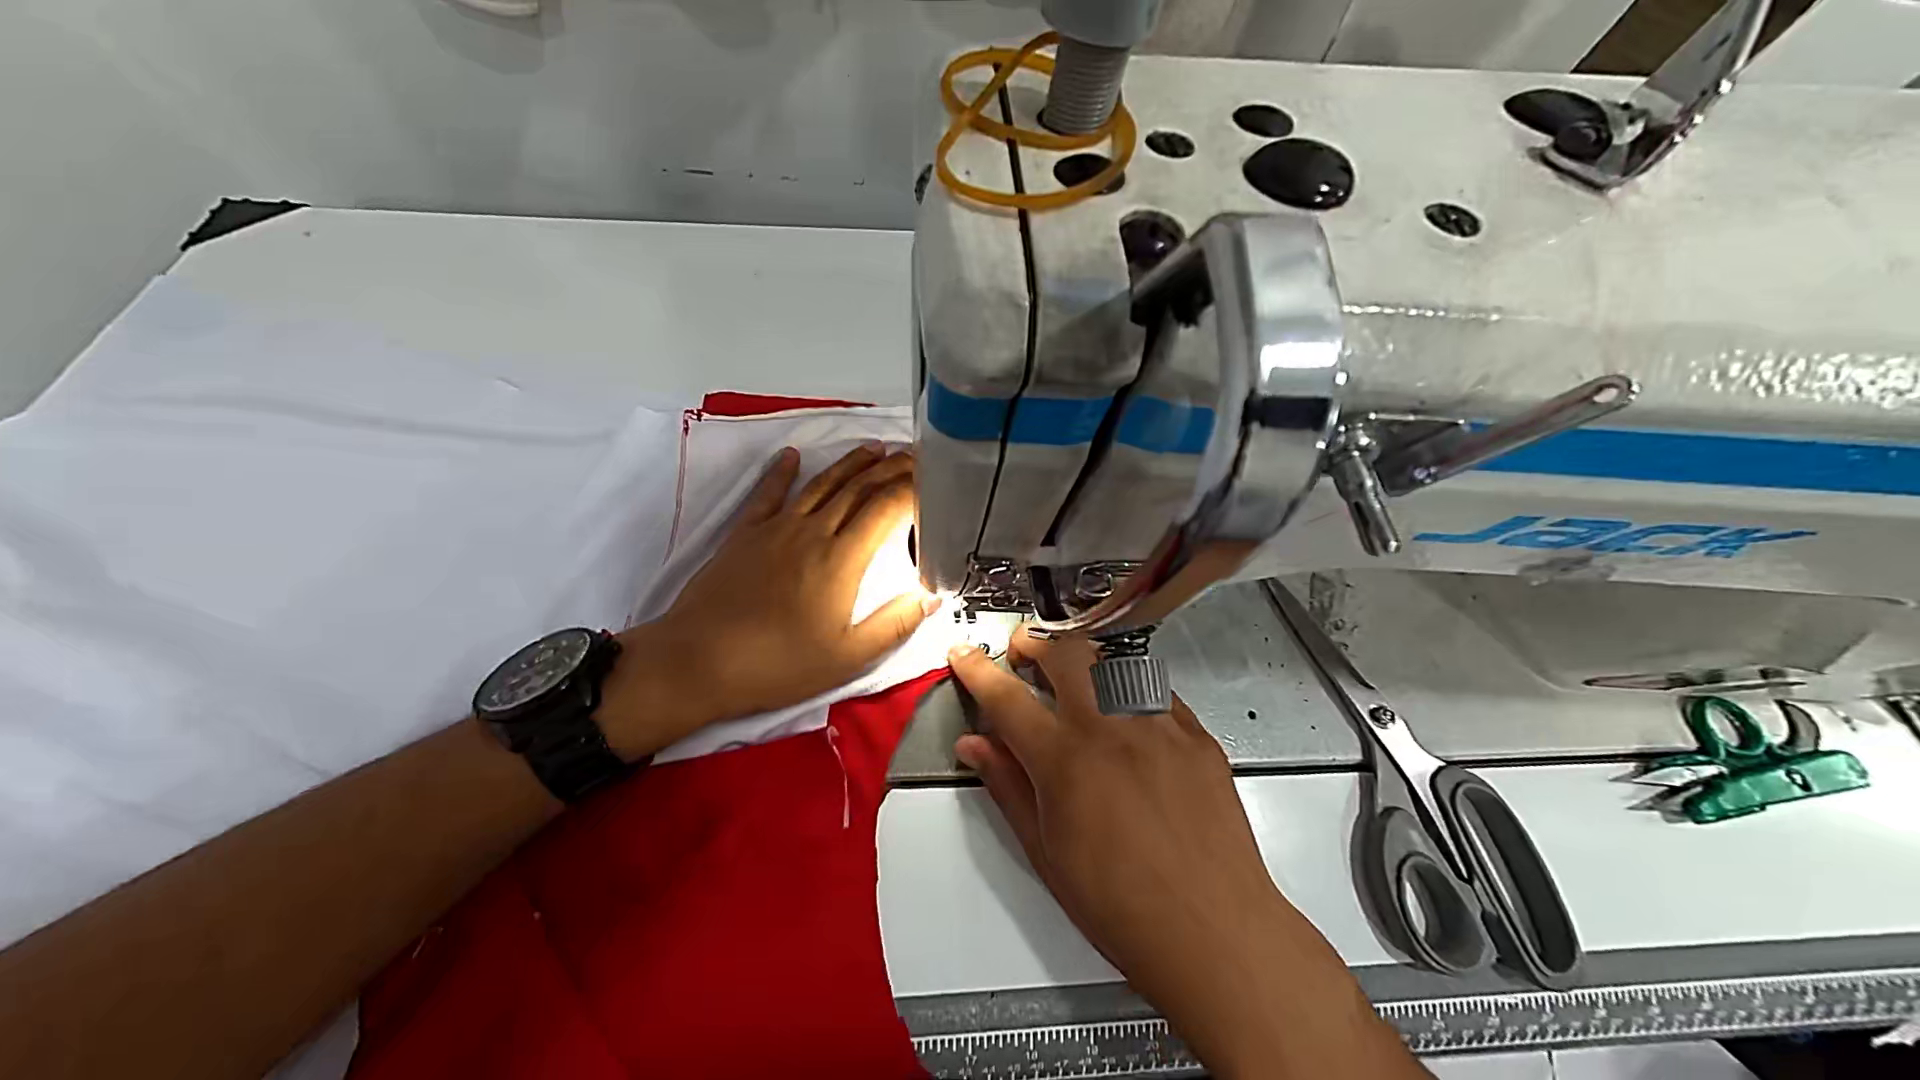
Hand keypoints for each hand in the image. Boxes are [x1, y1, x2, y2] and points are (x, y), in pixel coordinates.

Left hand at [596, 445, 935, 759]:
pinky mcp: (744, 534)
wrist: (698, 661)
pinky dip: (781, 471)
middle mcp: (811, 532)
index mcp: (841, 559)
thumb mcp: (848, 657)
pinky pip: (768, 493)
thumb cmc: (778, 664)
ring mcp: (775, 528)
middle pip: (857, 488)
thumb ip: (894, 623)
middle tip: (913, 455)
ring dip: (849, 463)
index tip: (932, 479)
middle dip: (890, 468)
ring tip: (873, 449)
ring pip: (820, 484)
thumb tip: (931, 596)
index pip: (885, 508)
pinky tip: (791, 455)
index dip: (911, 488)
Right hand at [948, 630, 1415, 1078]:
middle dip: (1033, 642)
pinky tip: (1124, 710)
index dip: (977, 670)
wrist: (1213, 930)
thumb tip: (977, 747)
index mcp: (1064, 760)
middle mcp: (1111, 730)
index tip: (966, 656)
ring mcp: (1159, 726)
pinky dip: (1128, 686)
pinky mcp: (1196, 736)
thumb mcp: (1045, 851)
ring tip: (1070, 675)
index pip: (1005, 696)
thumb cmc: (1126, 907)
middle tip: (1021, 652)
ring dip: (1080, 657)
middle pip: (1062, 653)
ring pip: (1111, 659)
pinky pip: (1155, 689)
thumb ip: (1007, 786)